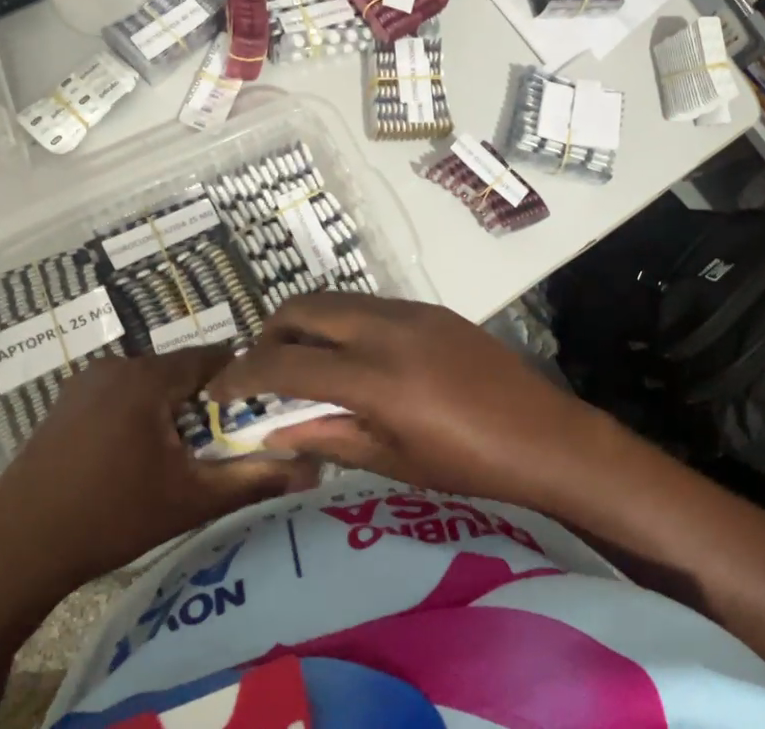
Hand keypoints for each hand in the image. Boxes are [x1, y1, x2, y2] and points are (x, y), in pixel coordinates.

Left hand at [0, 347, 318, 595]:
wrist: (14, 554)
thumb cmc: (109, 519)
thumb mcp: (193, 500)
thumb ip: (256, 479)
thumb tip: (316, 468)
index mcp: (147, 378)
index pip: (216, 358)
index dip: (245, 384)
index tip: (262, 415)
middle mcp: (115, 367)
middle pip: (184, 372)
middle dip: (209, 404)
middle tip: (226, 446)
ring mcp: (83, 384)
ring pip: (153, 386)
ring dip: (175, 412)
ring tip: (185, 457)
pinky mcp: (64, 406)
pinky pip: (122, 397)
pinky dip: (142, 417)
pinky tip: (139, 461)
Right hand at [210, 292, 617, 508]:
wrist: (545, 437)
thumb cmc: (468, 464)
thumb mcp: (393, 460)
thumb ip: (330, 436)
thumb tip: (275, 428)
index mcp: (375, 376)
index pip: (287, 362)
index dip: (243, 374)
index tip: (219, 391)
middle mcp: (388, 329)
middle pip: (306, 307)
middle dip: (272, 332)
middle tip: (265, 371)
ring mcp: (414, 313)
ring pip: (340, 299)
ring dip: (310, 323)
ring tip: (309, 364)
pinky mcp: (435, 311)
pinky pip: (373, 304)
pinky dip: (346, 322)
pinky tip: (357, 358)